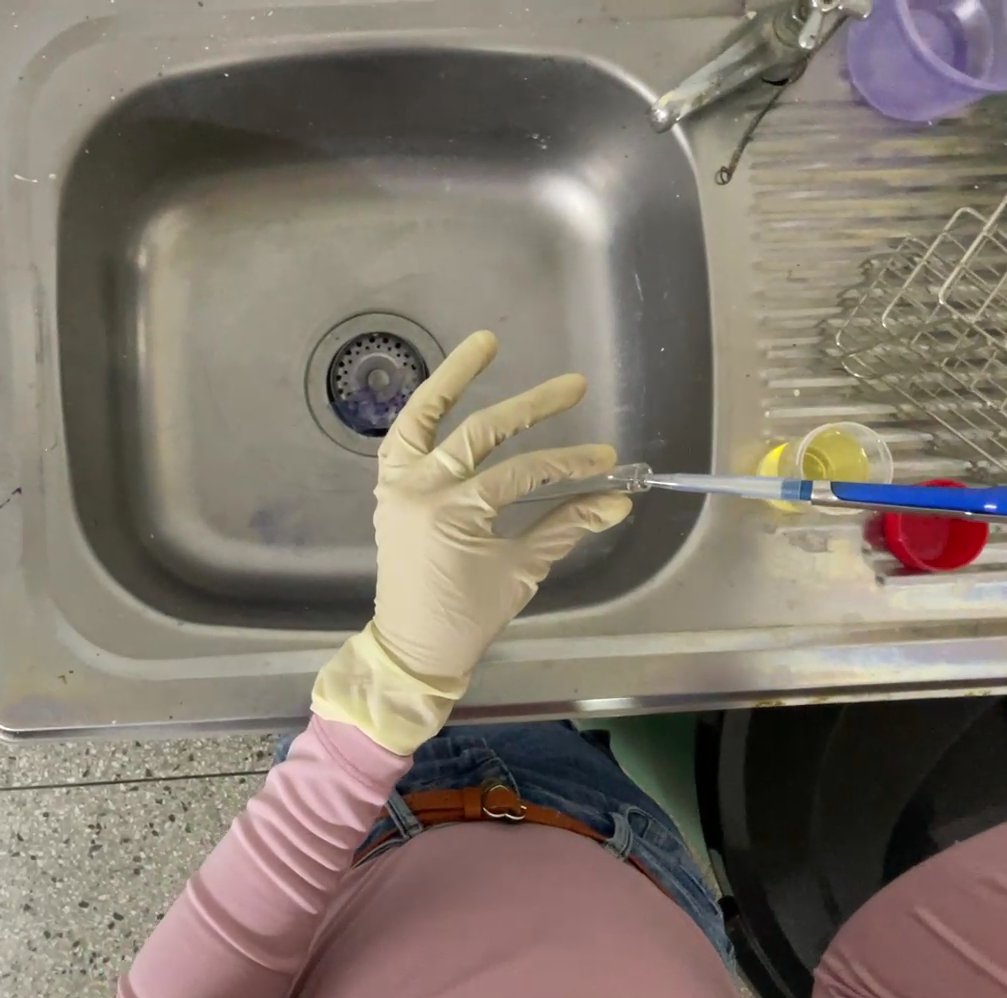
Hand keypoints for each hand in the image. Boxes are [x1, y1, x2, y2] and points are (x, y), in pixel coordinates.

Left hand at [311, 330, 632, 754]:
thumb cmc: (467, 618)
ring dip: (453, 379)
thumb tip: (618, 501)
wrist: (413, 646)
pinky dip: (422, 414)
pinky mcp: (388, 490)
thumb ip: (565, 526)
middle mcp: (419, 489)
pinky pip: (402, 440)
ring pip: (422, 419)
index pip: (520, 474)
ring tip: (485, 343)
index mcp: (452, 513)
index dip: (567, 464)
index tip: (606, 461)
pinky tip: (444, 392)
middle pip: (479, 434)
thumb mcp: (520, 571)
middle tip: (573, 385)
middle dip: (531, 407)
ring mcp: (396, 486)